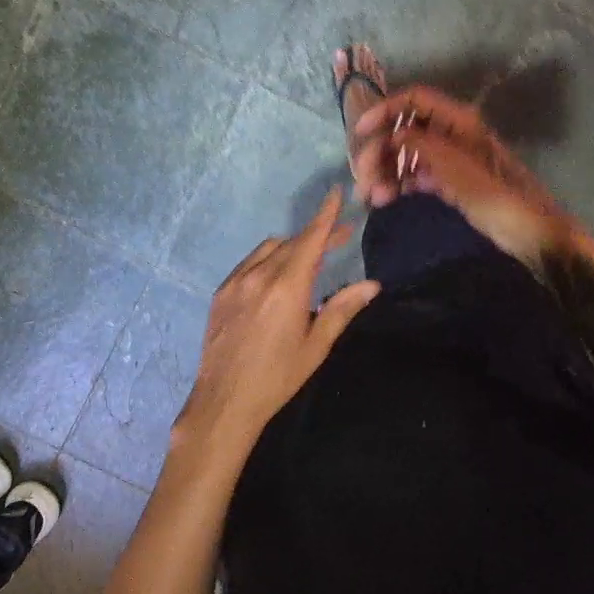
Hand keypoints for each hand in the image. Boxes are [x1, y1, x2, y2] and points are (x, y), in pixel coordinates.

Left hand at [176, 189, 380, 454]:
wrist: (225, 400)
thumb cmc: (278, 377)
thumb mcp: (316, 345)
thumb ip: (342, 309)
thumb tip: (372, 285)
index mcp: (287, 287)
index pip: (311, 239)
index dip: (326, 215)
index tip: (336, 193)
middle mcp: (260, 276)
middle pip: (293, 243)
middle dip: (318, 237)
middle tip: (341, 238)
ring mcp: (236, 282)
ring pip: (269, 250)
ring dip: (292, 248)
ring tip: (310, 261)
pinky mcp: (221, 292)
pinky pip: (250, 263)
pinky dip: (268, 260)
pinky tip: (276, 277)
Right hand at [351, 87, 577, 265]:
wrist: (536, 237)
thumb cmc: (502, 201)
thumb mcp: (461, 173)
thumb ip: (426, 147)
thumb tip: (395, 133)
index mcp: (460, 123)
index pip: (414, 100)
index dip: (385, 110)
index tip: (360, 134)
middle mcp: (453, 135)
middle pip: (405, 129)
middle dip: (380, 151)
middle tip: (365, 182)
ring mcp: (451, 160)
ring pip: (407, 154)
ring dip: (386, 171)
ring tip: (374, 199)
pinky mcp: (451, 183)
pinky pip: (416, 175)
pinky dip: (399, 184)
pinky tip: (387, 200)